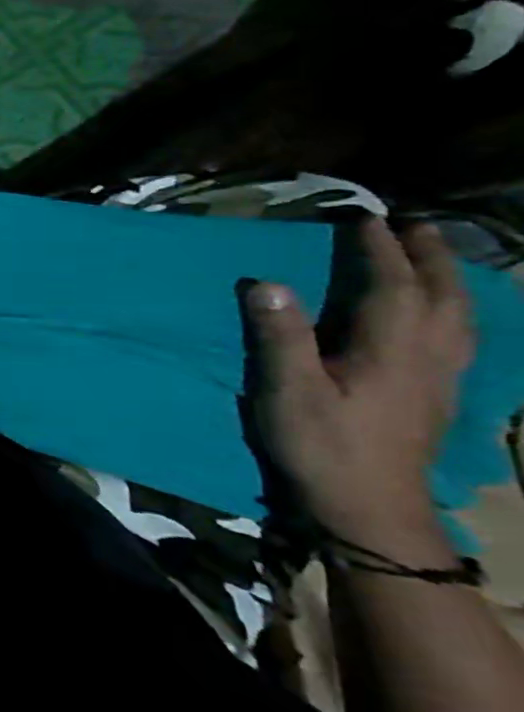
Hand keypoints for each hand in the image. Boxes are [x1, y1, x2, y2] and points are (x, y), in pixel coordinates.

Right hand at [242, 219, 473, 552]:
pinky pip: (456, 339)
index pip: (393, 287)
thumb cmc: (322, 444)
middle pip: (442, 298)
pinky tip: (442, 316)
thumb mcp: (288, 392)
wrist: (370, 508)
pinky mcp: (436, 397)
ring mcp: (440, 380)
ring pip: (458, 319)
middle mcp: (428, 358)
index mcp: (392, 352)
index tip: (363, 218)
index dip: (380, 250)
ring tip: (436, 260)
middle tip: (413, 226)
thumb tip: (267, 283)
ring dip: (449, 282)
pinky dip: (451, 312)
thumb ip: (280, 337)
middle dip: (429, 258)